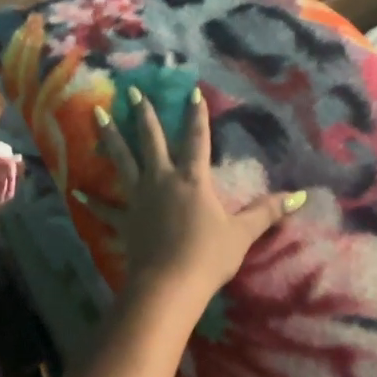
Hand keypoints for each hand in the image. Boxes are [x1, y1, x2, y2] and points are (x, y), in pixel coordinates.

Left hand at [78, 86, 304, 304]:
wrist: (169, 284)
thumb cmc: (208, 256)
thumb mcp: (242, 233)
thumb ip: (268, 212)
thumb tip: (300, 196)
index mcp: (192, 180)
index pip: (197, 139)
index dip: (196, 115)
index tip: (191, 91)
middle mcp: (162, 180)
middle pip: (151, 140)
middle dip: (144, 114)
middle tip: (131, 92)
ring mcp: (139, 198)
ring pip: (122, 160)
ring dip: (110, 137)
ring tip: (96, 114)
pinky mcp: (124, 220)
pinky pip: (105, 207)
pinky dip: (92, 199)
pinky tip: (76, 190)